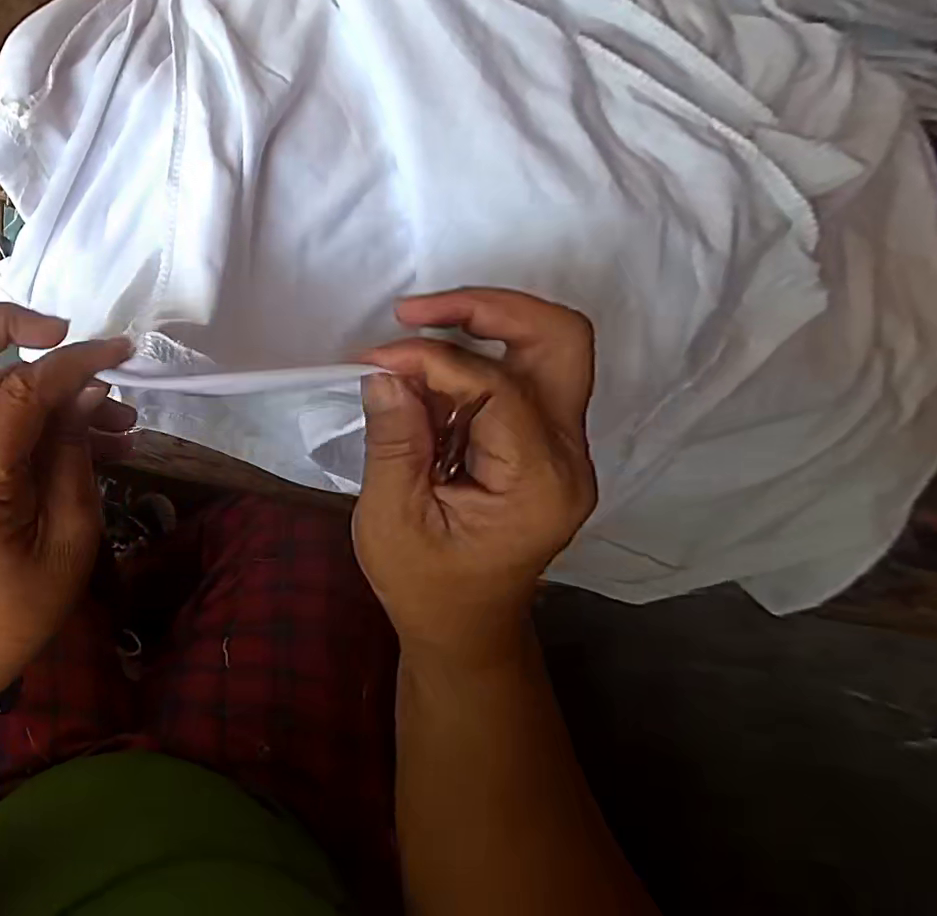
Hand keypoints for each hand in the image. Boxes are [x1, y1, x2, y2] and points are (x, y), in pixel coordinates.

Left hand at [0, 305, 135, 694]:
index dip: (71, 364)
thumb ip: (73, 450)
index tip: (116, 353)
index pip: (15, 389)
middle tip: (62, 332)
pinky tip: (97, 437)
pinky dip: (36, 406)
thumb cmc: (26, 601)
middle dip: (3, 323)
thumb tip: (88, 386)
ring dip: (40, 376)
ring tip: (115, 417)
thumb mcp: (71, 533)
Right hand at [352, 288, 597, 666]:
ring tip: (412, 331)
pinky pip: (516, 376)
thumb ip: (394, 442)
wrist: (463, 626)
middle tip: (415, 312)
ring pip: (547, 349)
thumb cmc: (425, 584)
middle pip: (560, 342)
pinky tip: (421, 375)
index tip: (370, 361)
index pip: (497, 387)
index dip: (431, 361)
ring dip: (481, 325)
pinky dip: (468, 359)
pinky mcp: (535, 444)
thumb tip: (385, 372)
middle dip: (487, 309)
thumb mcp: (393, 518)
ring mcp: (558, 446)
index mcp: (538, 481)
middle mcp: (567, 454)